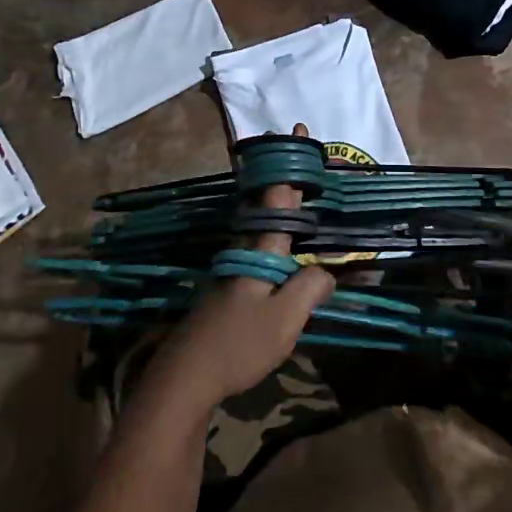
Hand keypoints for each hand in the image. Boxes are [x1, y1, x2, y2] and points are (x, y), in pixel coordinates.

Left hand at [139, 125, 334, 410]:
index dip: (293, 165)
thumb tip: (326, 270)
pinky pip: (264, 249)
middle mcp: (246, 250)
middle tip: (317, 163)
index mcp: (260, 250)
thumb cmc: (237, 345)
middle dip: (294, 180)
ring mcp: (235, 269)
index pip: (280, 197)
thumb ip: (310, 288)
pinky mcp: (231, 288)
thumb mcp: (284, 319)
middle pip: (272, 205)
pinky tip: (295, 252)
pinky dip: (284, 237)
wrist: (184, 379)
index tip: (301, 132)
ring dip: (289, 209)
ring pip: (267, 228)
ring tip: (315, 202)